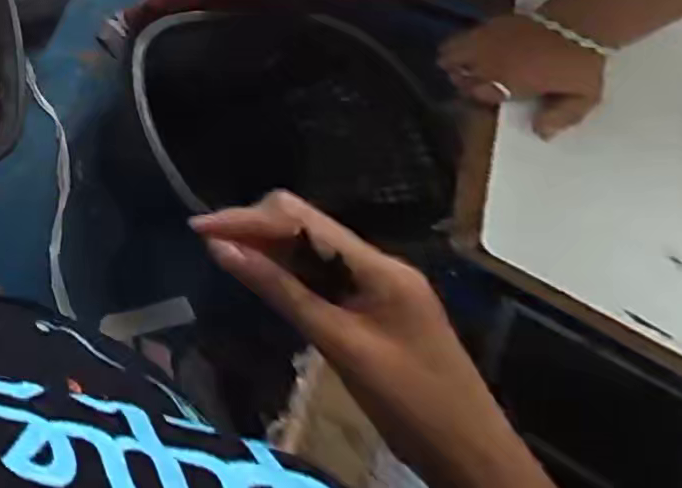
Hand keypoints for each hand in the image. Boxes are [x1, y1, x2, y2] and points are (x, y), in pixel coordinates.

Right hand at [193, 193, 553, 487]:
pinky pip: (317, 271)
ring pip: (306, 245)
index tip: (200, 229)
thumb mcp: (340, 346)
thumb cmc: (416, 408)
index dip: (245, 219)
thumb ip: (280, 291)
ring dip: (264, 246)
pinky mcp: (370, 304)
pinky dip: (283, 269)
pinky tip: (260, 278)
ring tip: (222, 255)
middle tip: (208, 243)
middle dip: (251, 226)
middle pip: (301, 223)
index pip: (299, 219)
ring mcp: (374, 283)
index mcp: (377, 267)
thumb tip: (219, 248)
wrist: (482, 469)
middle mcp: (375, 264)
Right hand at [439, 14, 604, 137]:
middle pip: (459, 78)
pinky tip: (465, 52)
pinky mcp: (478, 30)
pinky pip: (453, 42)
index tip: (491, 97)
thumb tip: (541, 135)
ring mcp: (479, 45)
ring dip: (454, 66)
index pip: (477, 94)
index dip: (481, 97)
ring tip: (466, 68)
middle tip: (477, 84)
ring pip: (448, 59)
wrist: (575, 26)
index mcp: (508, 83)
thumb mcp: (583, 96)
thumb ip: (561, 116)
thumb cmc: (578, 64)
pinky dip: (453, 49)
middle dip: (465, 83)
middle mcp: (487, 65)